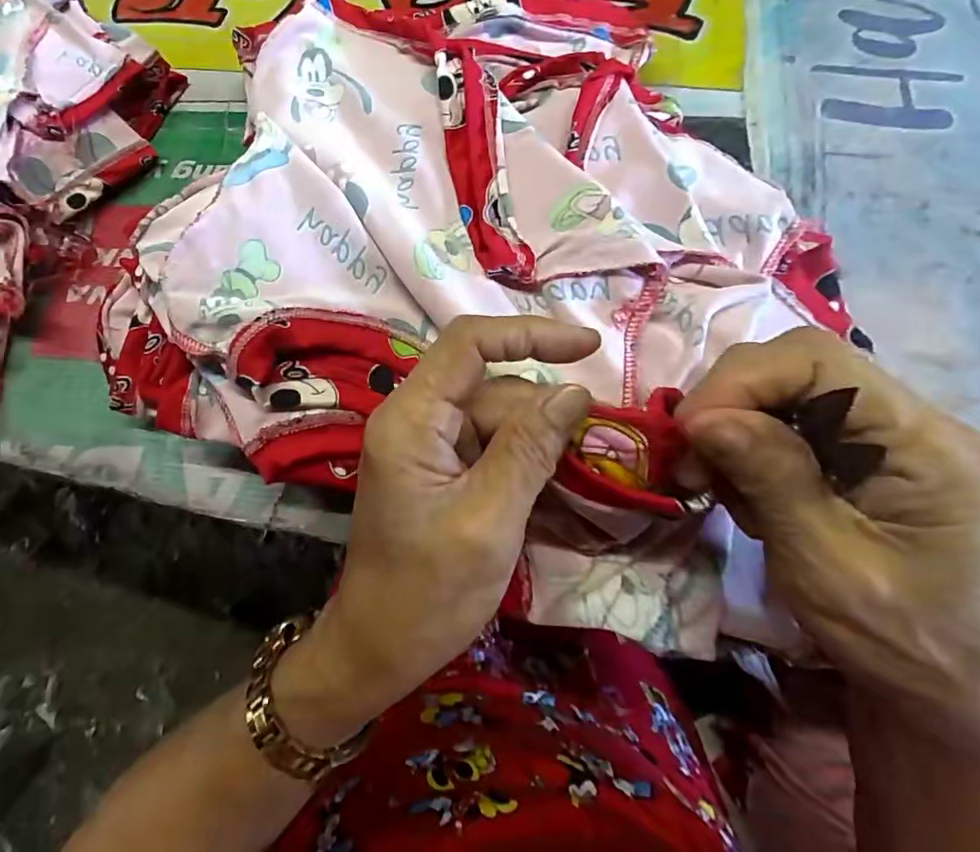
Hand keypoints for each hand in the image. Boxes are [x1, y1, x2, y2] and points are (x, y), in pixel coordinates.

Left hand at [273, 316, 599, 747]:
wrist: (379, 646)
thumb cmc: (429, 592)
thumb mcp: (490, 519)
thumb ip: (529, 449)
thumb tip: (574, 392)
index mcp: (410, 419)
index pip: (467, 344)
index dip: (528, 334)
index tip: (590, 347)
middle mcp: (411, 419)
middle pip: (489, 388)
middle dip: (545, 414)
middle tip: (601, 456)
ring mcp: (422, 445)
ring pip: (494, 418)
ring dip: (540, 444)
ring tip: (584, 482)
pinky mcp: (434, 469)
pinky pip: (486, 447)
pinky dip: (522, 463)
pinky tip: (555, 492)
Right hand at [674, 327, 979, 714]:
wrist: (952, 695)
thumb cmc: (899, 641)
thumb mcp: (825, 565)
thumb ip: (771, 479)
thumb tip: (703, 417)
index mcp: (928, 445)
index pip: (819, 360)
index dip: (741, 380)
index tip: (691, 431)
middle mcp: (919, 424)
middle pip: (798, 366)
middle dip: (730, 404)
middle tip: (694, 463)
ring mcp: (896, 438)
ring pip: (787, 390)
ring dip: (734, 429)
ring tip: (721, 488)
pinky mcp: (872, 456)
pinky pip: (794, 422)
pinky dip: (750, 448)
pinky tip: (750, 494)